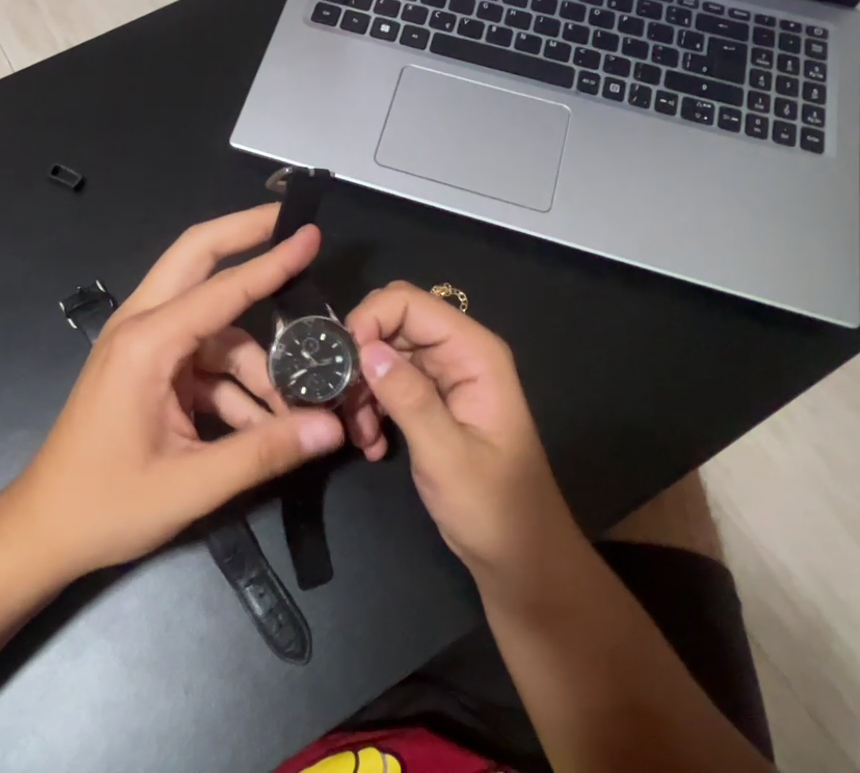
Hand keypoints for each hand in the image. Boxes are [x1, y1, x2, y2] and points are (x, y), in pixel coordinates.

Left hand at [4, 206, 348, 577]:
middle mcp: (141, 330)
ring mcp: (142, 349)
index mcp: (146, 344)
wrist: (44, 529)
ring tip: (294, 412)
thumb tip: (331, 428)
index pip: (222, 289)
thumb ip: (264, 452)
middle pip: (197, 262)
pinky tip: (262, 428)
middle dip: (247, 241)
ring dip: (255, 363)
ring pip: (214, 328)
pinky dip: (236, 388)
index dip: (272, 261)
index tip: (310, 233)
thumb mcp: (192, 485)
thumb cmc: (106, 505)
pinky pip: (204, 362)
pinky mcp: (148, 373)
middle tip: (297, 232)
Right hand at [345, 282, 579, 598]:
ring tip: (359, 435)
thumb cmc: (495, 508)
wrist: (519, 555)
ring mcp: (443, 377)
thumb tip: (365, 348)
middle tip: (342, 402)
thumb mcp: (448, 456)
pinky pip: (386, 385)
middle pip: (391, 323)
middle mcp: (458, 354)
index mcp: (474, 354)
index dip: (369, 321)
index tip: (340, 364)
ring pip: (382, 355)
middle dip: (359, 357)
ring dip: (361, 390)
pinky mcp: (429, 401)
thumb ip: (409, 398)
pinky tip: (371, 445)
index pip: (409, 303)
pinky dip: (370, 409)